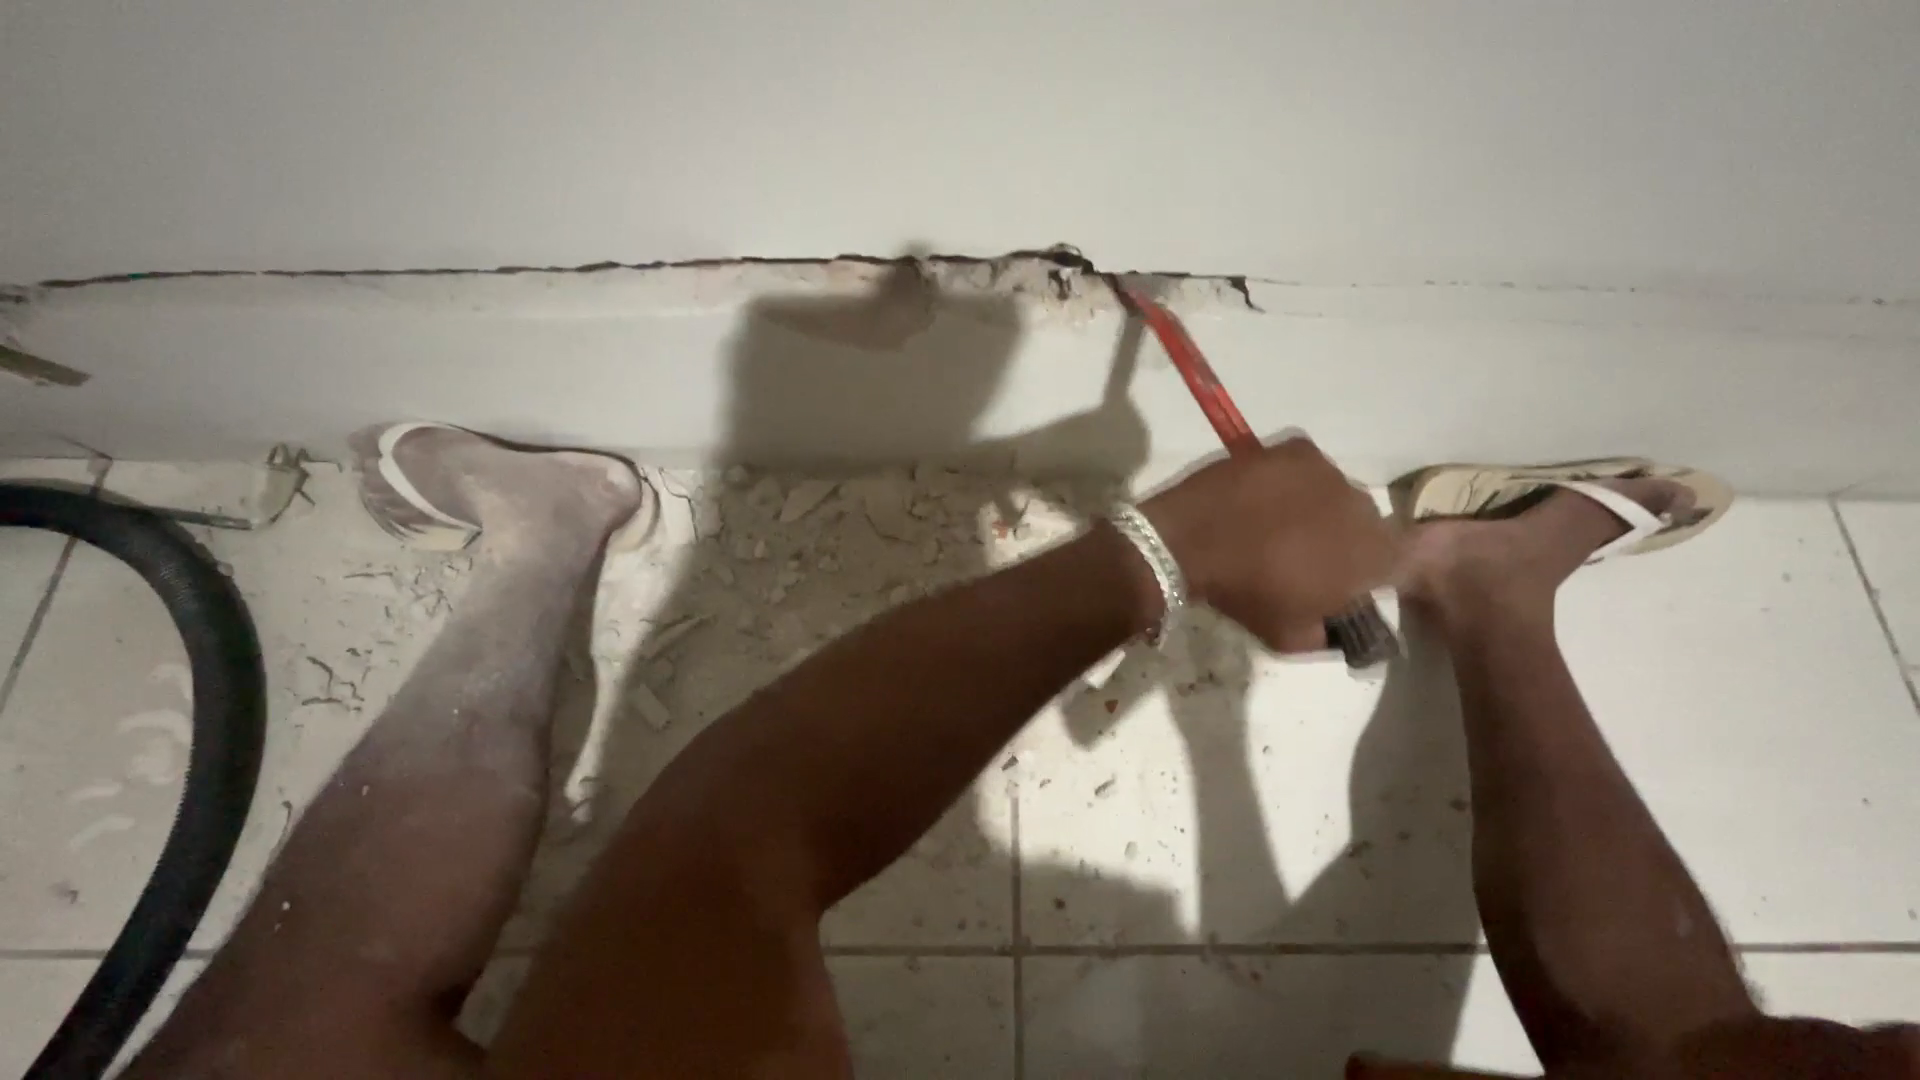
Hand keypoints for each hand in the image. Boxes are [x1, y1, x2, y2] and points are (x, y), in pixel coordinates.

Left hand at [1141, 436, 1396, 652]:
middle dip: (1339, 538)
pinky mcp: (1296, 448)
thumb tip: (1335, 631)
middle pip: (1364, 524)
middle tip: (1299, 551)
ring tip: (1274, 520)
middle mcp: (1363, 507)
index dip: (1367, 572)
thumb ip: (1325, 635)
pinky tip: (1263, 494)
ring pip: (1335, 493)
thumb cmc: (1243, 592)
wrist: (1189, 541)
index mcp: (1373, 555)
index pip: (1395, 563)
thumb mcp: (1288, 635)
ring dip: (1316, 506)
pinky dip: (1291, 478)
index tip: (1338, 579)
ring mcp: (1330, 472)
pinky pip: (1306, 467)